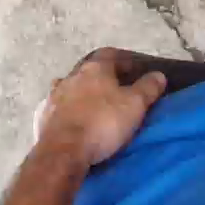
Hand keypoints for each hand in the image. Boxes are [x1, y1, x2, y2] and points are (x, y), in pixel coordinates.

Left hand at [35, 49, 167, 166]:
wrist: (63, 150)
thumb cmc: (103, 122)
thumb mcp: (134, 105)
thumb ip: (147, 88)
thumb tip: (159, 75)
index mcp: (95, 67)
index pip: (110, 54)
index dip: (123, 60)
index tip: (133, 69)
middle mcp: (73, 74)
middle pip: (90, 69)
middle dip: (102, 76)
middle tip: (115, 87)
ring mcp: (56, 94)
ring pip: (72, 86)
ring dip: (83, 92)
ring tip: (93, 104)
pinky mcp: (45, 114)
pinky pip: (59, 105)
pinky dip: (68, 108)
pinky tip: (72, 117)